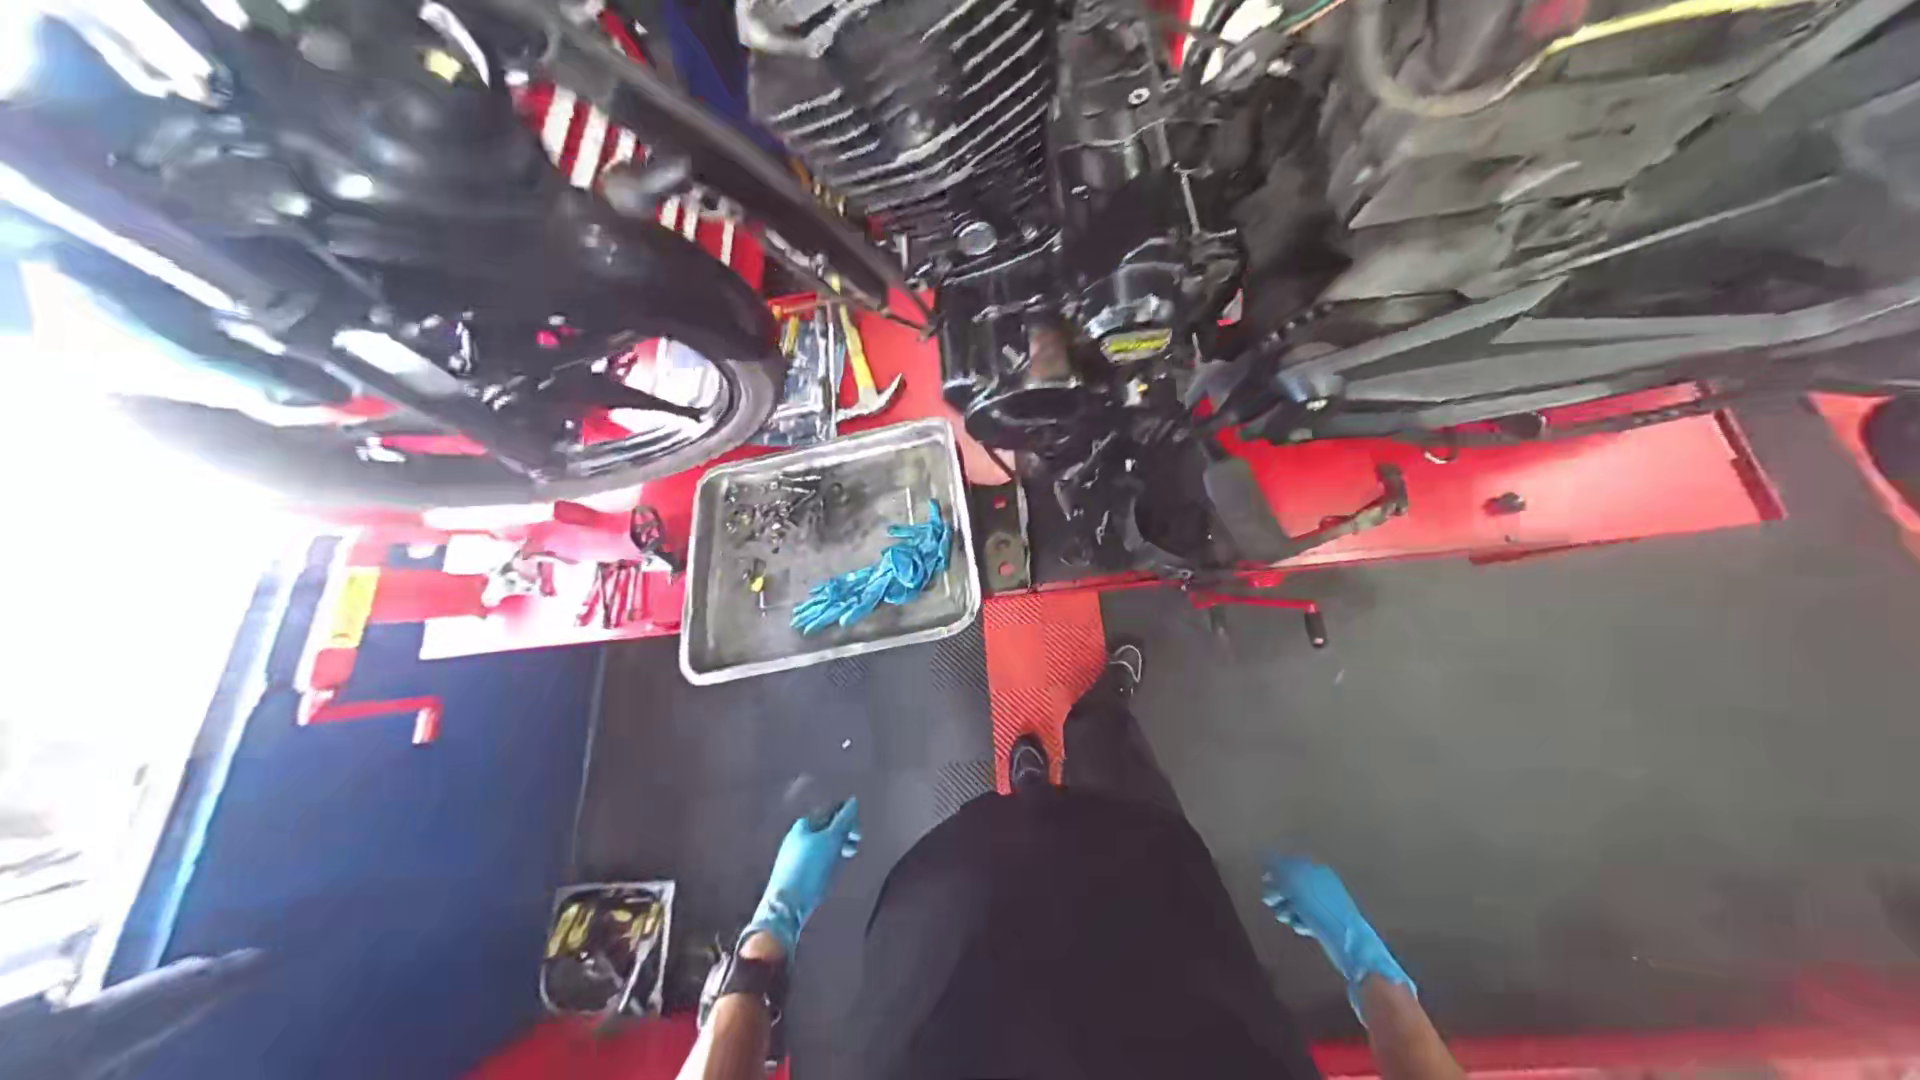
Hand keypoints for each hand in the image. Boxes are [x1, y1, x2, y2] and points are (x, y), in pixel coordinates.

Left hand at [743, 798, 860, 953]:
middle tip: (857, 842)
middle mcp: (799, 835)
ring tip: (850, 854)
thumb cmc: (810, 868)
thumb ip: (844, 820)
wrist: (785, 906)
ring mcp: (796, 853)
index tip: (859, 831)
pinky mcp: (797, 871)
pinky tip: (836, 866)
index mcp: (805, 824)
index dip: (848, 816)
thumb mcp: (831, 840)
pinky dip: (831, 857)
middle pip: (828, 826)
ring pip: (824, 842)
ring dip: (840, 844)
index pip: (831, 810)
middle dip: (845, 831)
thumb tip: (853, 801)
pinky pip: (819, 856)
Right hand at [1262, 855, 1414, 1016]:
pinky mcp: (1332, 927)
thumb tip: (1269, 863)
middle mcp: (1326, 887)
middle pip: (1295, 883)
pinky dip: (1300, 919)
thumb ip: (1283, 873)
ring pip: (1301, 901)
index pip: (1292, 864)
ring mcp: (1330, 908)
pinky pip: (1310, 917)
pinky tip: (1297, 927)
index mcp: (1320, 874)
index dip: (1276, 870)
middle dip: (1281, 891)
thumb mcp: (1299, 889)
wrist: (1356, 952)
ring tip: (1282, 916)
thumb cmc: (1325, 916)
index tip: (1264, 878)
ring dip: (1288, 906)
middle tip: (1269, 901)